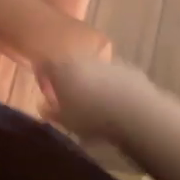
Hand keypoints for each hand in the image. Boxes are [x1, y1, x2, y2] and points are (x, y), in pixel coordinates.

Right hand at [37, 56, 159, 142]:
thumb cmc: (92, 117)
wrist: (136, 113)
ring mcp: (105, 62)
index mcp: (60, 67)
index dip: (44, 77)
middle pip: (70, 65)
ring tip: (97, 104)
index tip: (48, 93)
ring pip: (93, 70)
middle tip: (73, 99)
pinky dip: (112, 87)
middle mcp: (80, 58)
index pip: (45, 65)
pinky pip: (113, 77)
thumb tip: (43, 106)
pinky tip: (117, 105)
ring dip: (92, 82)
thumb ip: (52, 112)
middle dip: (70, 79)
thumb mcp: (66, 121)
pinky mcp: (127, 69)